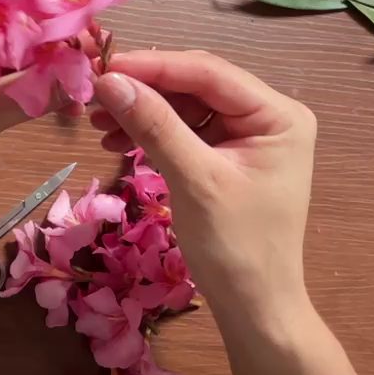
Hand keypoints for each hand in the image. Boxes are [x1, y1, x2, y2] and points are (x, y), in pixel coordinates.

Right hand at [89, 50, 316, 324]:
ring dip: (144, 113)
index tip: (103, 68)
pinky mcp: (229, 157)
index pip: (209, 73)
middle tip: (94, 96)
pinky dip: (153, 135)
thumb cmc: (234, 247)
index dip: (154, 67)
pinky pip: (186, 132)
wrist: (253, 307)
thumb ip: (154, 125)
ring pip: (186, 108)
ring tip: (98, 126)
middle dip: (146, 91)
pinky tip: (119, 143)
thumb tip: (109, 81)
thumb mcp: (194, 181)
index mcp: (278, 115)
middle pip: (197, 86)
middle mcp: (269, 116)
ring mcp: (249, 137)